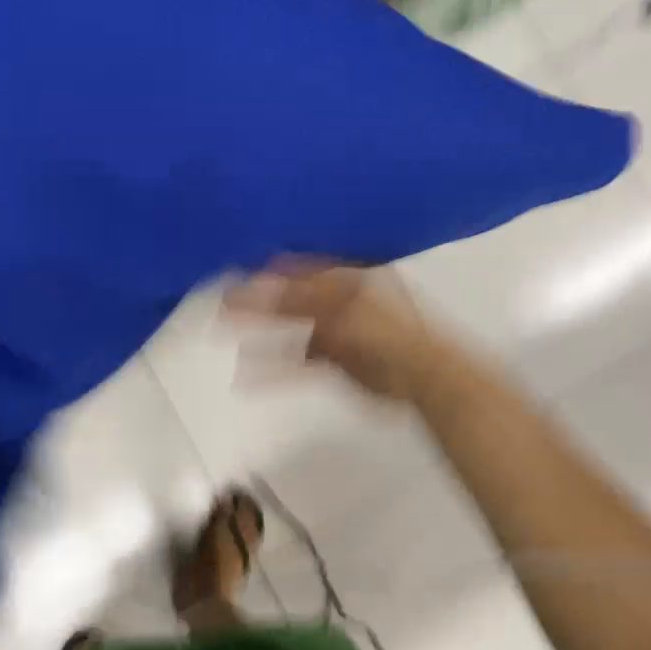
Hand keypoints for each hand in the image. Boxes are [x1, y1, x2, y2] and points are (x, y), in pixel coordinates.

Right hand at [224, 260, 446, 401]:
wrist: (428, 378)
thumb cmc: (393, 338)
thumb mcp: (348, 311)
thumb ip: (305, 299)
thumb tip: (263, 287)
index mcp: (350, 281)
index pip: (301, 270)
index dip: (269, 271)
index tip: (237, 273)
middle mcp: (341, 302)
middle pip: (290, 298)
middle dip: (256, 300)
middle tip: (222, 301)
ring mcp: (338, 334)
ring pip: (290, 330)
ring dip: (259, 333)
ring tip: (224, 331)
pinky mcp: (336, 364)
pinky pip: (297, 362)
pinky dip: (272, 368)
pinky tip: (247, 377)